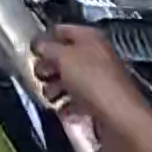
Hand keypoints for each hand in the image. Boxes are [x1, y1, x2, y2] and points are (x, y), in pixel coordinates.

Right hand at [31, 25, 151, 142]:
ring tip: (48, 96)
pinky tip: (61, 110)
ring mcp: (99, 80)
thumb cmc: (92, 81)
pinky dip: (68, 105)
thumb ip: (48, 48)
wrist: (121, 121)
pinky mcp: (100, 103)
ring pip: (70, 79)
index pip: (61, 30)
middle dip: (49, 66)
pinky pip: (78, 100)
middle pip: (65, 55)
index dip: (45, 38)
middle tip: (38, 75)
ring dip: (55, 87)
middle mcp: (95, 55)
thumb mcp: (64, 58)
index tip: (31, 50)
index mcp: (89, 37)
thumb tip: (38, 44)